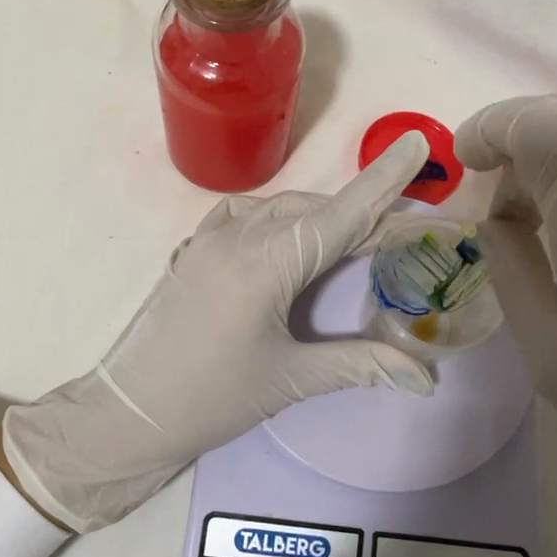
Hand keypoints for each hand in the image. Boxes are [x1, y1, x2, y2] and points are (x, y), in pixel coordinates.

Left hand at [2, 133, 435, 532]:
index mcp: (265, 265)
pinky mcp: (194, 250)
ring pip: (280, 208)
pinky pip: (246, 215)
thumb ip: (360, 366)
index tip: (417, 144)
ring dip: (321, 216)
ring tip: (353, 240)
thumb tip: (425, 380)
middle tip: (399, 234)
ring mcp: (209, 240)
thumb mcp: (290, 380)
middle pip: (314, 210)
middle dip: (361, 213)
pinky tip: (290, 237)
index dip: (383, 180)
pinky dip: (280, 218)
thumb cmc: (211, 400)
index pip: (340, 214)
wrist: (131, 413)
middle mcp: (237, 239)